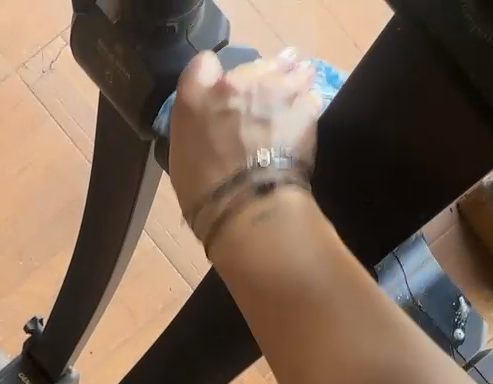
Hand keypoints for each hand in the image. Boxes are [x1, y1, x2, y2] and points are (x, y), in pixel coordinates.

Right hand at [168, 48, 322, 221]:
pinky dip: (306, 111)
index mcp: (198, 95)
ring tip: (288, 109)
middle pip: (254, 65)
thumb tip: (209, 123)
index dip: (212, 78)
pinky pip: (310, 99)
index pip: (203, 65)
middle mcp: (239, 81)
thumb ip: (195, 127)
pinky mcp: (307, 107)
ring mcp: (277, 90)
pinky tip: (301, 129)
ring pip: (290, 73)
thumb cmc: (203, 193)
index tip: (218, 96)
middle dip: (258, 82)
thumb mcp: (181, 158)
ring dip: (290, 86)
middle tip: (258, 109)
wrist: (247, 209)